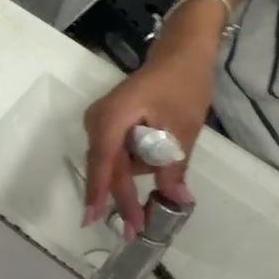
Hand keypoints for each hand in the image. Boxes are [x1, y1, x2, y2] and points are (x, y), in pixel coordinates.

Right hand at [82, 15, 219, 237]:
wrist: (180, 51)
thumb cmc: (183, 83)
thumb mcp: (183, 127)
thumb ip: (172, 166)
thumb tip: (176, 201)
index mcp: (111, 120)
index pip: (104, 165)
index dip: (103, 195)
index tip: (95, 221)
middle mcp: (96, 122)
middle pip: (106, 168)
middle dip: (121, 198)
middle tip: (134, 228)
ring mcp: (99, 123)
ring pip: (112, 162)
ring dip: (134, 176)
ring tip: (165, 161)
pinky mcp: (107, 124)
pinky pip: (115, 152)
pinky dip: (132, 163)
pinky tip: (150, 161)